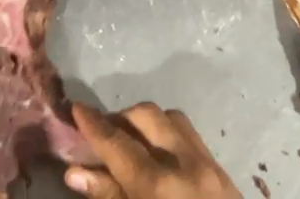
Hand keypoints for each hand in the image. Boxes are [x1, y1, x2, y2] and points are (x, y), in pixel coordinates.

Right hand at [64, 102, 239, 198]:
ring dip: (147, 122)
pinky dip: (169, 133)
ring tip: (132, 141)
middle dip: (120, 118)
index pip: (117, 143)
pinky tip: (161, 154)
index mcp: (158, 186)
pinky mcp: (224, 173)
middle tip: (103, 135)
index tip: (76, 108)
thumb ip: (111, 198)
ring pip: (172, 118)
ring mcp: (208, 166)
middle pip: (145, 116)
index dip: (93, 124)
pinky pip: (191, 136)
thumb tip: (75, 173)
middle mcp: (184, 165)